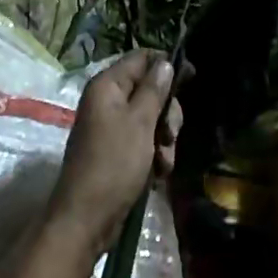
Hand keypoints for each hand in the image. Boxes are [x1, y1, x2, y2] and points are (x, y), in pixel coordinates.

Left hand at [47, 50, 182, 253]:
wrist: (86, 219)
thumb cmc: (113, 163)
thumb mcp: (139, 123)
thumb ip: (154, 90)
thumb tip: (165, 62)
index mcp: (107, 86)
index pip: (141, 58)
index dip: (166, 64)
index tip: (191, 76)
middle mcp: (108, 101)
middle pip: (150, 90)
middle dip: (167, 113)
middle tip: (170, 134)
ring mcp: (112, 127)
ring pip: (151, 119)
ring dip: (164, 139)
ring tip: (163, 162)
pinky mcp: (117, 151)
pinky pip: (144, 142)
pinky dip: (155, 156)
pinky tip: (158, 174)